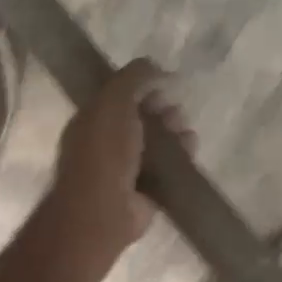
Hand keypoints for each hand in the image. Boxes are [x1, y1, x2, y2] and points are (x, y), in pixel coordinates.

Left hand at [49, 59, 196, 250]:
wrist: (103, 211)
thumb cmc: (103, 152)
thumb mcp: (114, 101)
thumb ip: (135, 77)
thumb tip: (160, 71)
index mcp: (91, 123)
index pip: (120, 98)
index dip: (143, 88)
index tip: (163, 85)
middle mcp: (106, 146)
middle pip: (142, 120)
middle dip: (163, 110)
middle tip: (174, 113)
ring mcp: (126, 172)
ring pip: (157, 144)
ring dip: (176, 133)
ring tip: (184, 133)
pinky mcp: (146, 194)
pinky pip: (168, 169)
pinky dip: (181, 157)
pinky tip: (190, 149)